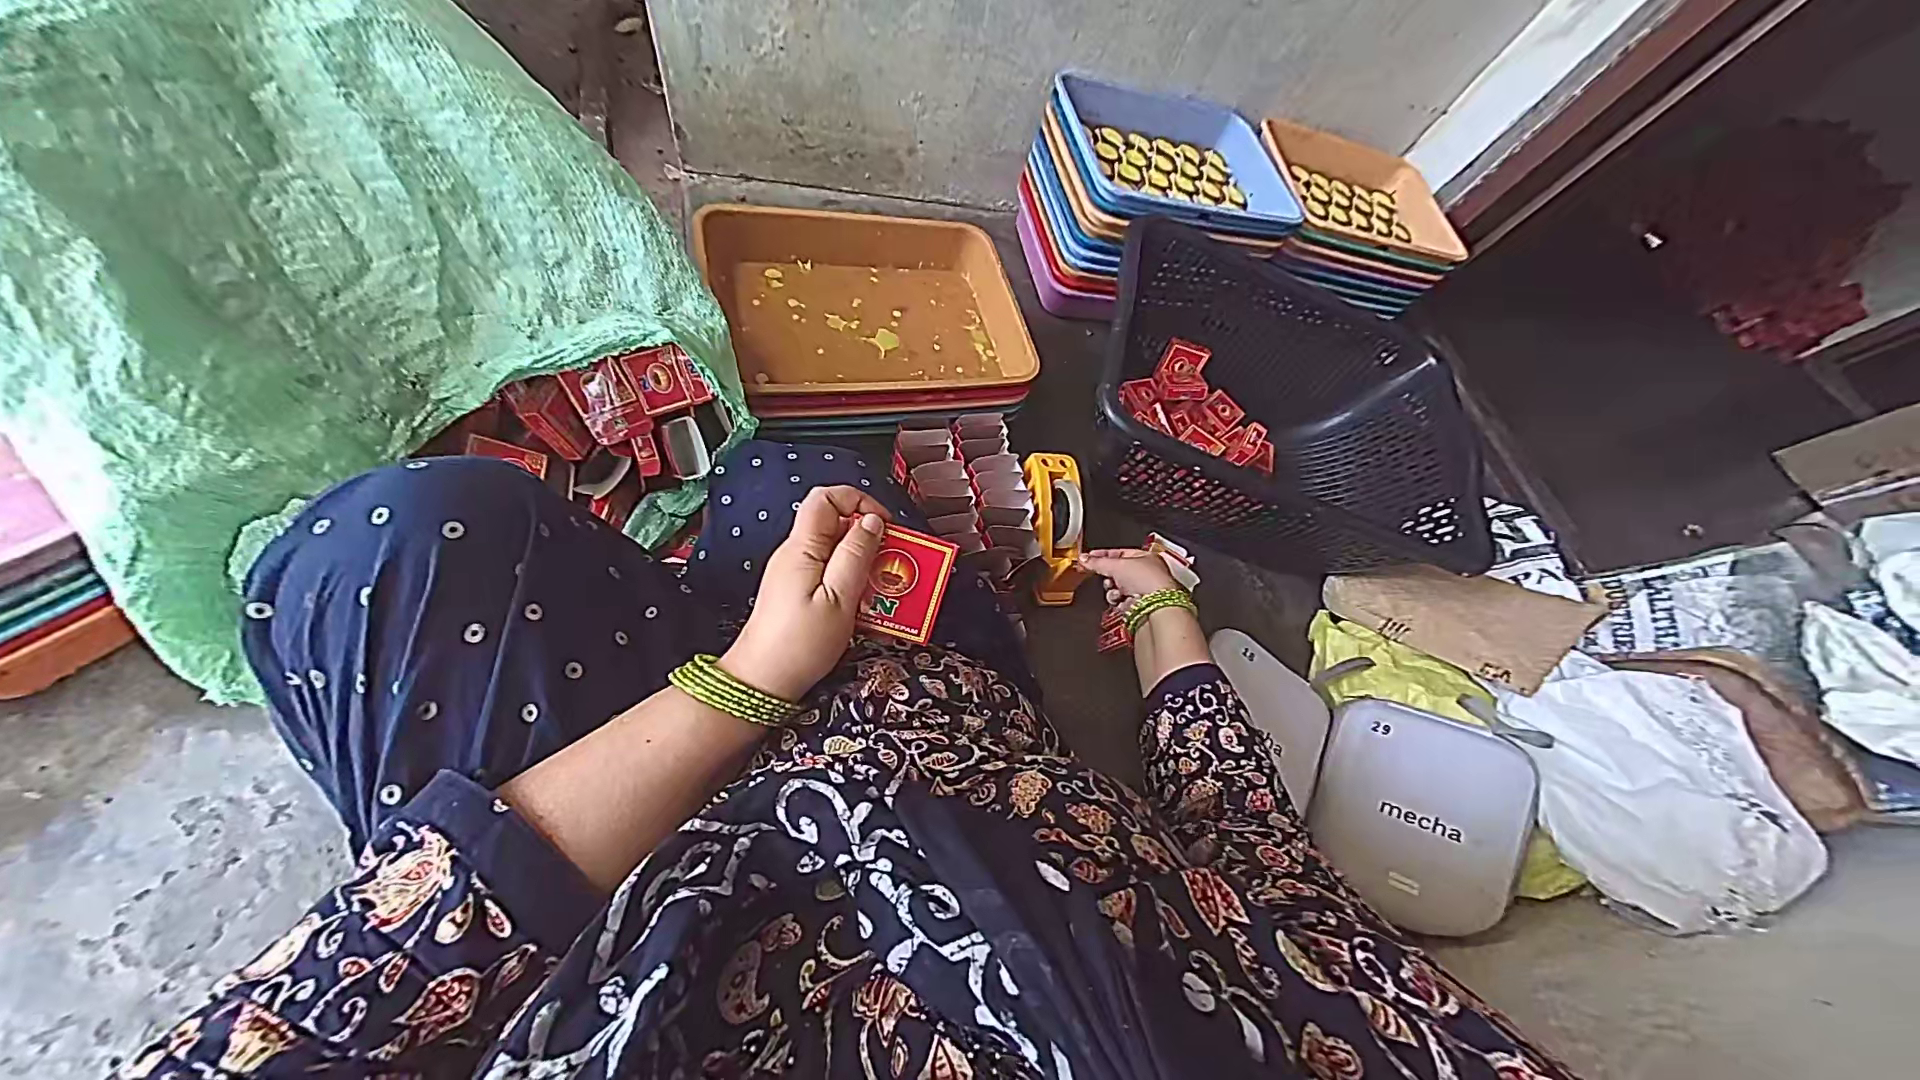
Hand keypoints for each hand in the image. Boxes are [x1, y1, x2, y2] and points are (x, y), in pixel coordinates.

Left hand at [720, 485, 891, 699]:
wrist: (762, 682)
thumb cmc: (799, 645)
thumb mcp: (840, 599)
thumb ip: (857, 554)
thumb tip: (872, 521)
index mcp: (803, 548)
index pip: (827, 497)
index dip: (860, 502)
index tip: (885, 526)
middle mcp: (796, 553)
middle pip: (836, 522)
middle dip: (869, 537)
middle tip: (890, 561)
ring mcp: (795, 571)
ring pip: (836, 548)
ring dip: (863, 562)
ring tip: (881, 587)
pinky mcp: (798, 590)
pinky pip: (829, 571)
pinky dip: (851, 580)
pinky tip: (863, 603)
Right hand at [1079, 548, 1179, 605]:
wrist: (1156, 604)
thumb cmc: (1148, 580)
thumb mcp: (1116, 565)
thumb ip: (1097, 562)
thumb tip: (1084, 559)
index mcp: (1145, 557)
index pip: (1119, 553)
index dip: (1103, 555)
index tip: (1089, 558)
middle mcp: (1146, 573)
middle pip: (1117, 573)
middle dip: (1109, 577)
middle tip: (1107, 577)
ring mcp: (1143, 591)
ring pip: (1118, 589)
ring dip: (1113, 591)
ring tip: (1116, 592)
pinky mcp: (1139, 606)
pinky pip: (1121, 602)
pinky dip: (1119, 602)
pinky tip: (1123, 601)